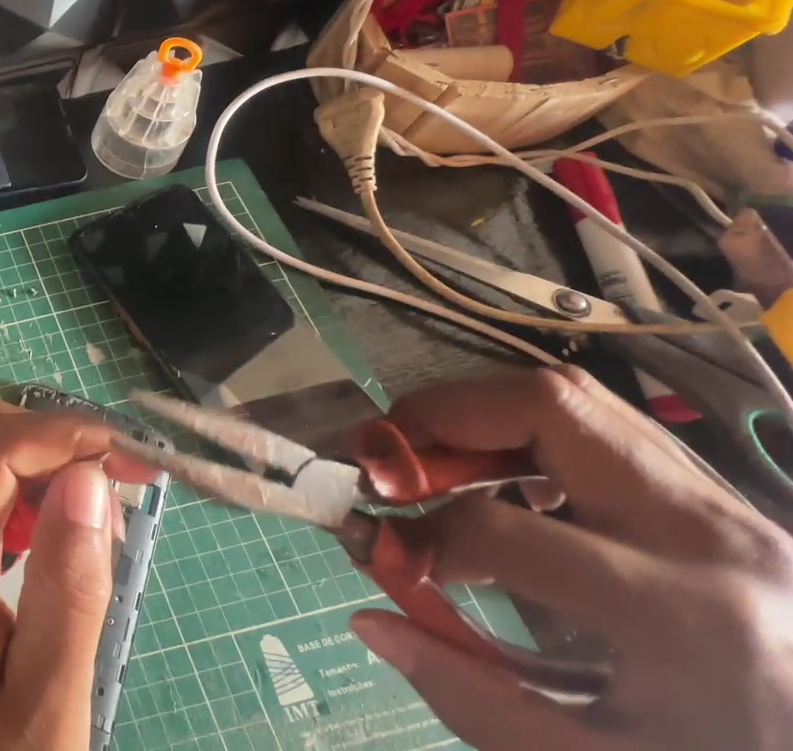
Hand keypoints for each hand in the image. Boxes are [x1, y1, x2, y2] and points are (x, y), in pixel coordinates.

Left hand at [0, 398, 158, 749]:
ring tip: (103, 521)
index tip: (132, 457)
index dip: (64, 434)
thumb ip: (68, 585)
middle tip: (124, 481)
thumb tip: (86, 477)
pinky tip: (66, 534)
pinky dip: (28, 488)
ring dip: (46, 462)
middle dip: (56, 439)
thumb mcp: (51, 693)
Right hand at [351, 365, 792, 750]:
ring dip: (475, 416)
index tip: (382, 553)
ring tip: (430, 466)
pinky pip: (599, 425)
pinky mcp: (721, 496)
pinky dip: (521, 432)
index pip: (500, 527)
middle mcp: (709, 535)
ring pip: (572, 397)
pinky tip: (500, 482)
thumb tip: (372, 622)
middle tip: (386, 465)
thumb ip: (476, 701)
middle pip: (546, 408)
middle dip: (436, 418)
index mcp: (684, 617)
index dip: (417, 532)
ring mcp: (726, 503)